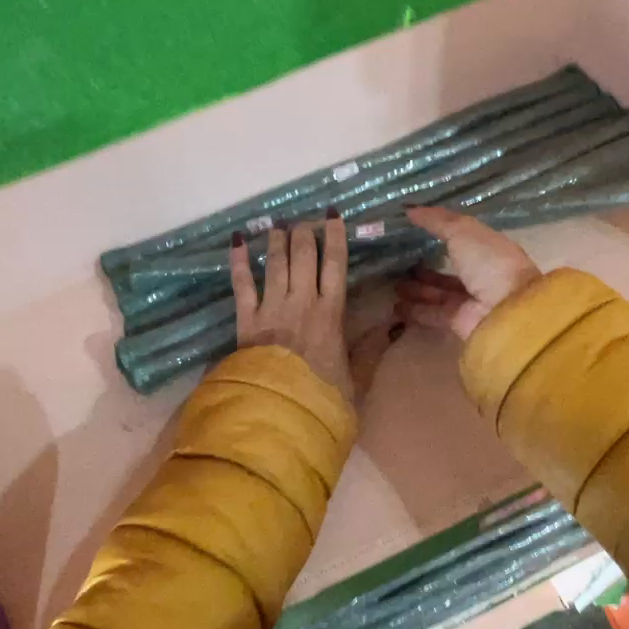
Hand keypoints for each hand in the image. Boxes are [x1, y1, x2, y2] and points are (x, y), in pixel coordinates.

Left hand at [231, 212, 358, 398]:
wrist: (280, 412)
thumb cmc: (322, 398)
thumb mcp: (356, 379)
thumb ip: (371, 350)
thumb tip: (391, 325)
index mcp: (331, 313)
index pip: (335, 265)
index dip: (334, 238)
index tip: (333, 216)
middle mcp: (301, 302)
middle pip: (303, 257)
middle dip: (303, 234)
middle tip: (302, 221)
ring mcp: (271, 308)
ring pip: (275, 264)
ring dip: (276, 242)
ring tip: (276, 225)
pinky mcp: (246, 319)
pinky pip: (241, 284)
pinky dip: (238, 261)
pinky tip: (236, 241)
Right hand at [395, 207, 542, 340]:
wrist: (506, 312)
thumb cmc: (489, 263)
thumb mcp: (463, 231)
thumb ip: (437, 220)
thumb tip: (409, 209)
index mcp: (488, 249)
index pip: (461, 238)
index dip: (439, 231)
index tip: (412, 228)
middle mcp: (480, 274)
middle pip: (448, 268)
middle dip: (425, 265)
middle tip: (397, 260)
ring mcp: (470, 299)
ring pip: (438, 292)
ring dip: (416, 288)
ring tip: (391, 282)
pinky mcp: (458, 321)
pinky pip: (432, 313)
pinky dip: (415, 310)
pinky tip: (395, 305)